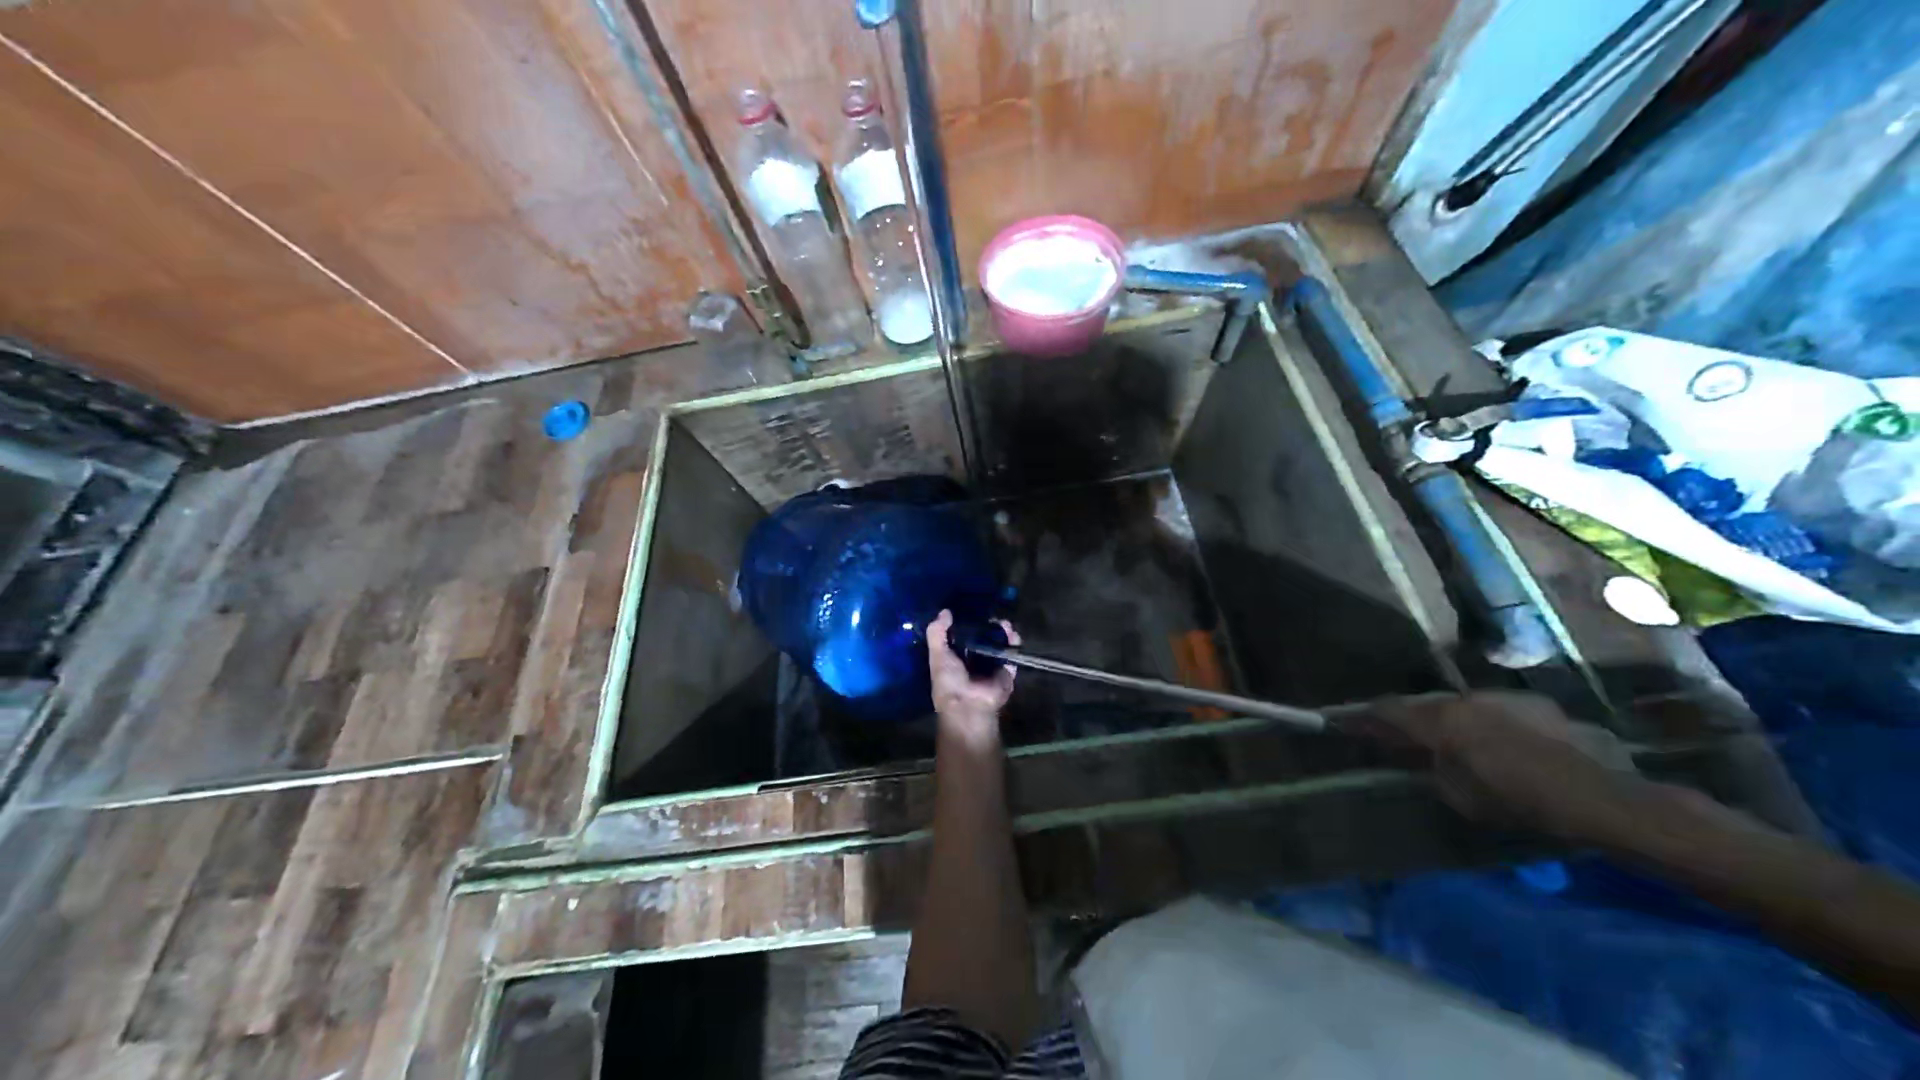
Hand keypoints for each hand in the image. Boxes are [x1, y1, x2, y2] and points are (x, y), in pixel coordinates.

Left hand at [927, 609, 1017, 746]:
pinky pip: (1012, 654)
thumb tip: (945, 611)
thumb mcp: (937, 654)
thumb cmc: (949, 680)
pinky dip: (1014, 644)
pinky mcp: (1007, 672)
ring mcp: (992, 666)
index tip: (973, 610)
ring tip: (1004, 623)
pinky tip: (1012, 633)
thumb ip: (937, 632)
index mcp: (956, 657)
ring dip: (1003, 632)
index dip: (968, 623)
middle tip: (992, 616)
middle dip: (989, 626)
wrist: (969, 705)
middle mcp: (974, 661)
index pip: (963, 635)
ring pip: (1000, 644)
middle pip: (984, 638)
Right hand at [1360, 690, 1646, 842]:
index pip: (1388, 711)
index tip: (1344, 720)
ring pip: (1463, 706)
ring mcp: (1505, 698)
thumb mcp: (1460, 795)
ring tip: (1453, 740)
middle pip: (1425, 705)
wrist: (1600, 795)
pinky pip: (1498, 712)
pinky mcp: (1538, 705)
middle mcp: (1466, 699)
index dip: (1363, 717)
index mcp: (1440, 720)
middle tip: (1400, 734)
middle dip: (1409, 719)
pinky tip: (1502, 744)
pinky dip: (1488, 724)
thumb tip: (1425, 760)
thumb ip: (1433, 771)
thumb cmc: (1519, 800)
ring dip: (1451, 720)